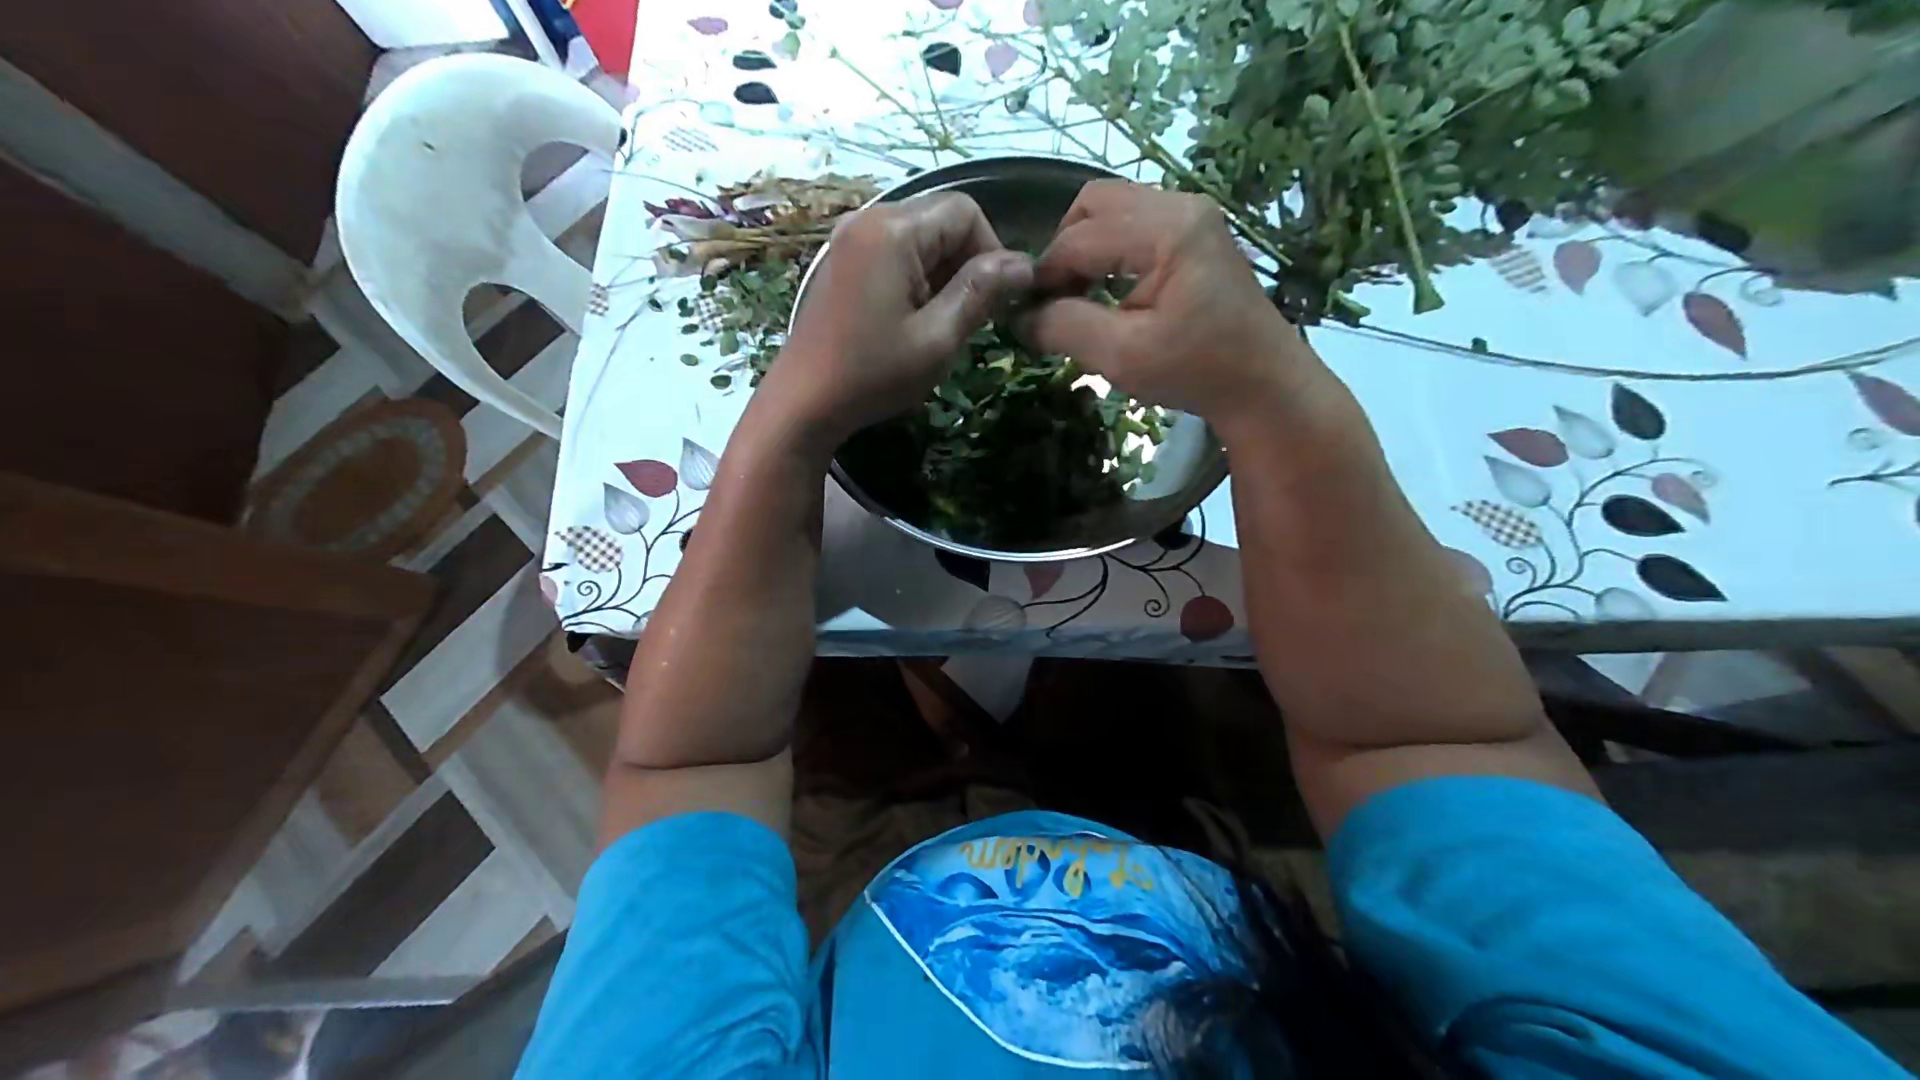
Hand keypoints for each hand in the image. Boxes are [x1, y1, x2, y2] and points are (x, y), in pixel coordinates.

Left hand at [764, 192, 1033, 447]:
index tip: (995, 300)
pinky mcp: (843, 263)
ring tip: (940, 326)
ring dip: (943, 276)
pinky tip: (913, 322)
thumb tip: (1024, 264)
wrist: (803, 402)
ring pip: (920, 240)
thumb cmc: (872, 374)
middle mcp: (869, 220)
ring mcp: (850, 240)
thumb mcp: (938, 338)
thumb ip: (982, 291)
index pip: (965, 211)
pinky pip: (895, 255)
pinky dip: (917, 281)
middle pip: (941, 220)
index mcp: (892, 230)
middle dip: (967, 264)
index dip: (992, 250)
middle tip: (970, 318)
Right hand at [1023, 181, 1328, 435]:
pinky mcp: (1193, 233)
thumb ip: (1064, 328)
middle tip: (1056, 299)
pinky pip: (1133, 226)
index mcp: (1166, 230)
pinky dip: (1107, 252)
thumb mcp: (1121, 356)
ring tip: (1078, 298)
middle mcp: (1179, 205)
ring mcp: (1190, 215)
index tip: (1027, 314)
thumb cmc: (1196, 371)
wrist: (1262, 384)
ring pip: (1111, 211)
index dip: (1044, 275)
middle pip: (1093, 205)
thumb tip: (1020, 316)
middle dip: (1063, 250)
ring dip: (1083, 249)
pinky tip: (1105, 291)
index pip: (1078, 238)